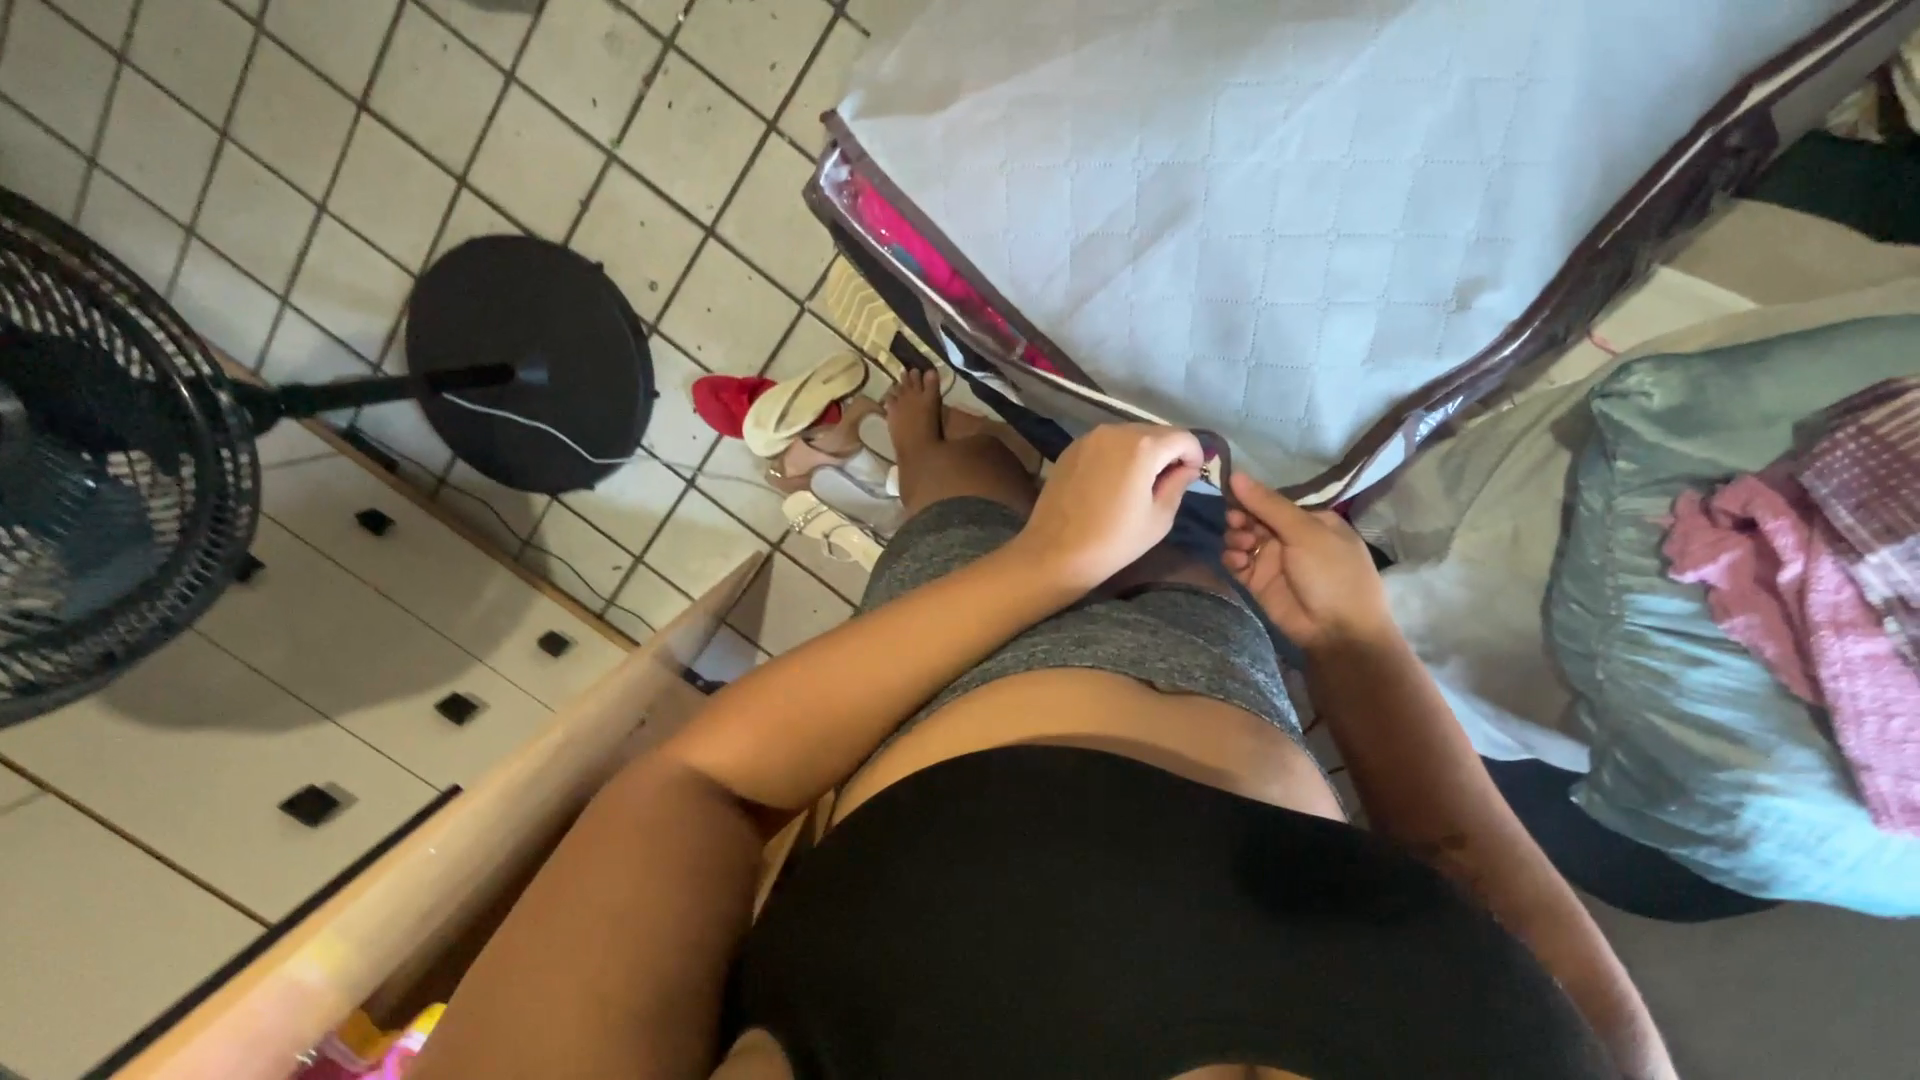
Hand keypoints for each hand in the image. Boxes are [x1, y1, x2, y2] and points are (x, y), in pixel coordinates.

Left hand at [1011, 424, 1202, 591]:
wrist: (1056, 552)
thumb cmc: (1114, 541)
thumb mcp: (1159, 518)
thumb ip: (1178, 484)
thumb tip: (1188, 468)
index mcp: (1142, 447)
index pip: (1183, 437)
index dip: (1195, 456)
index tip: (1191, 478)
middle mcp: (1115, 431)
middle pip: (1156, 432)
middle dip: (1168, 452)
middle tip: (1167, 483)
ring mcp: (1089, 438)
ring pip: (1129, 435)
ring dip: (1143, 452)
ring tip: (1139, 484)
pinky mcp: (1071, 449)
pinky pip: (1106, 444)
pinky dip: (1117, 455)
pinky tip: (1112, 482)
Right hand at [1221, 472, 1396, 652]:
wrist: (1338, 630)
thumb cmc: (1332, 573)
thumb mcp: (1305, 532)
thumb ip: (1268, 504)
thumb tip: (1236, 474)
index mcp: (1310, 519)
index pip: (1272, 499)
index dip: (1251, 496)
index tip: (1232, 493)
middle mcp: (1290, 536)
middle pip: (1253, 516)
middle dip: (1241, 516)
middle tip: (1238, 522)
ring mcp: (1273, 559)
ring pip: (1241, 537)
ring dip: (1236, 536)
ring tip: (1242, 545)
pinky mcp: (1257, 581)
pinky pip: (1236, 561)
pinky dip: (1232, 558)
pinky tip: (1238, 561)